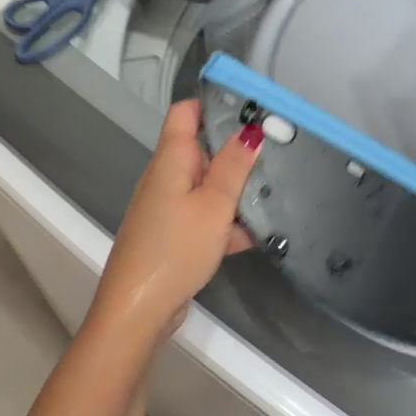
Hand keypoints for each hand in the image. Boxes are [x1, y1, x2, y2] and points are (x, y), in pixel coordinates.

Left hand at [87, 100, 260, 340]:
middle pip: (203, 149)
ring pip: (208, 185)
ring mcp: (168, 207)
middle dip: (237, 150)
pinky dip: (227, 221)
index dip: (214, 103)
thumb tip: (251, 129)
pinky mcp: (174, 234)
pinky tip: (259, 234)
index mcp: (171, 160)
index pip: (186, 112)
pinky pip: (205, 215)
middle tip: (278, 151)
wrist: (137, 312)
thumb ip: (234, 166)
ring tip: (277, 192)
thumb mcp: (214, 206)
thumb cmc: (175, 249)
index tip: (252, 108)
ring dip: (237, 190)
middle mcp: (166, 177)